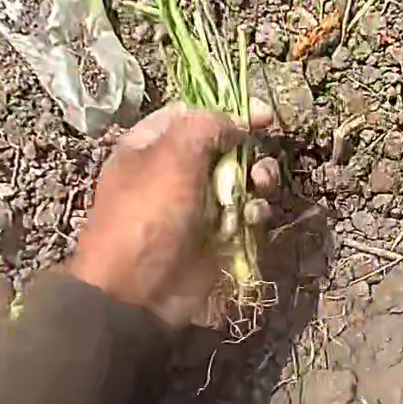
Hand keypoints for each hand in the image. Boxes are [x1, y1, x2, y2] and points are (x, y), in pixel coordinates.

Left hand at [66, 103, 279, 326]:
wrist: (139, 292)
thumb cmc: (149, 216)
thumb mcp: (172, 157)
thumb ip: (207, 126)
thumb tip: (238, 124)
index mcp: (152, 147)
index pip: (193, 114)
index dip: (228, 111)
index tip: (263, 117)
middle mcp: (176, 173)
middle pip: (225, 147)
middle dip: (249, 150)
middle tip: (262, 159)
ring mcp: (199, 206)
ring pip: (242, 181)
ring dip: (259, 180)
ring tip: (263, 187)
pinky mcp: (218, 236)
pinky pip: (246, 214)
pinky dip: (255, 213)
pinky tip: (253, 218)